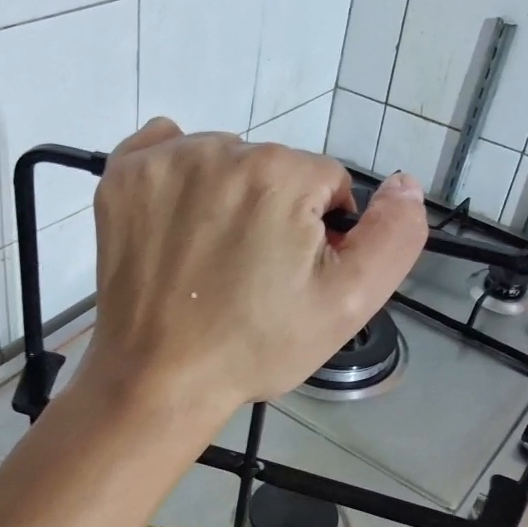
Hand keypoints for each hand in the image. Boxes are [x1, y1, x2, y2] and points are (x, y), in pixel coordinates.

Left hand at [76, 118, 426, 423]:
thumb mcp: (348, 304)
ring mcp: (165, 159)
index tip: (293, 276)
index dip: (320, 234)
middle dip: (274, 213)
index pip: (327, 184)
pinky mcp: (122, 175)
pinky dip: (177, 178)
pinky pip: (166, 149)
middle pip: (275, 170)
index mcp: (282, 173)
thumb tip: (405, 185)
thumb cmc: (255, 346)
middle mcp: (222, 149)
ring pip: (224, 162)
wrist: (158, 377)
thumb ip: (393, 237)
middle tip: (251, 275)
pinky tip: (178, 224)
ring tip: (211, 261)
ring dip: (228, 198)